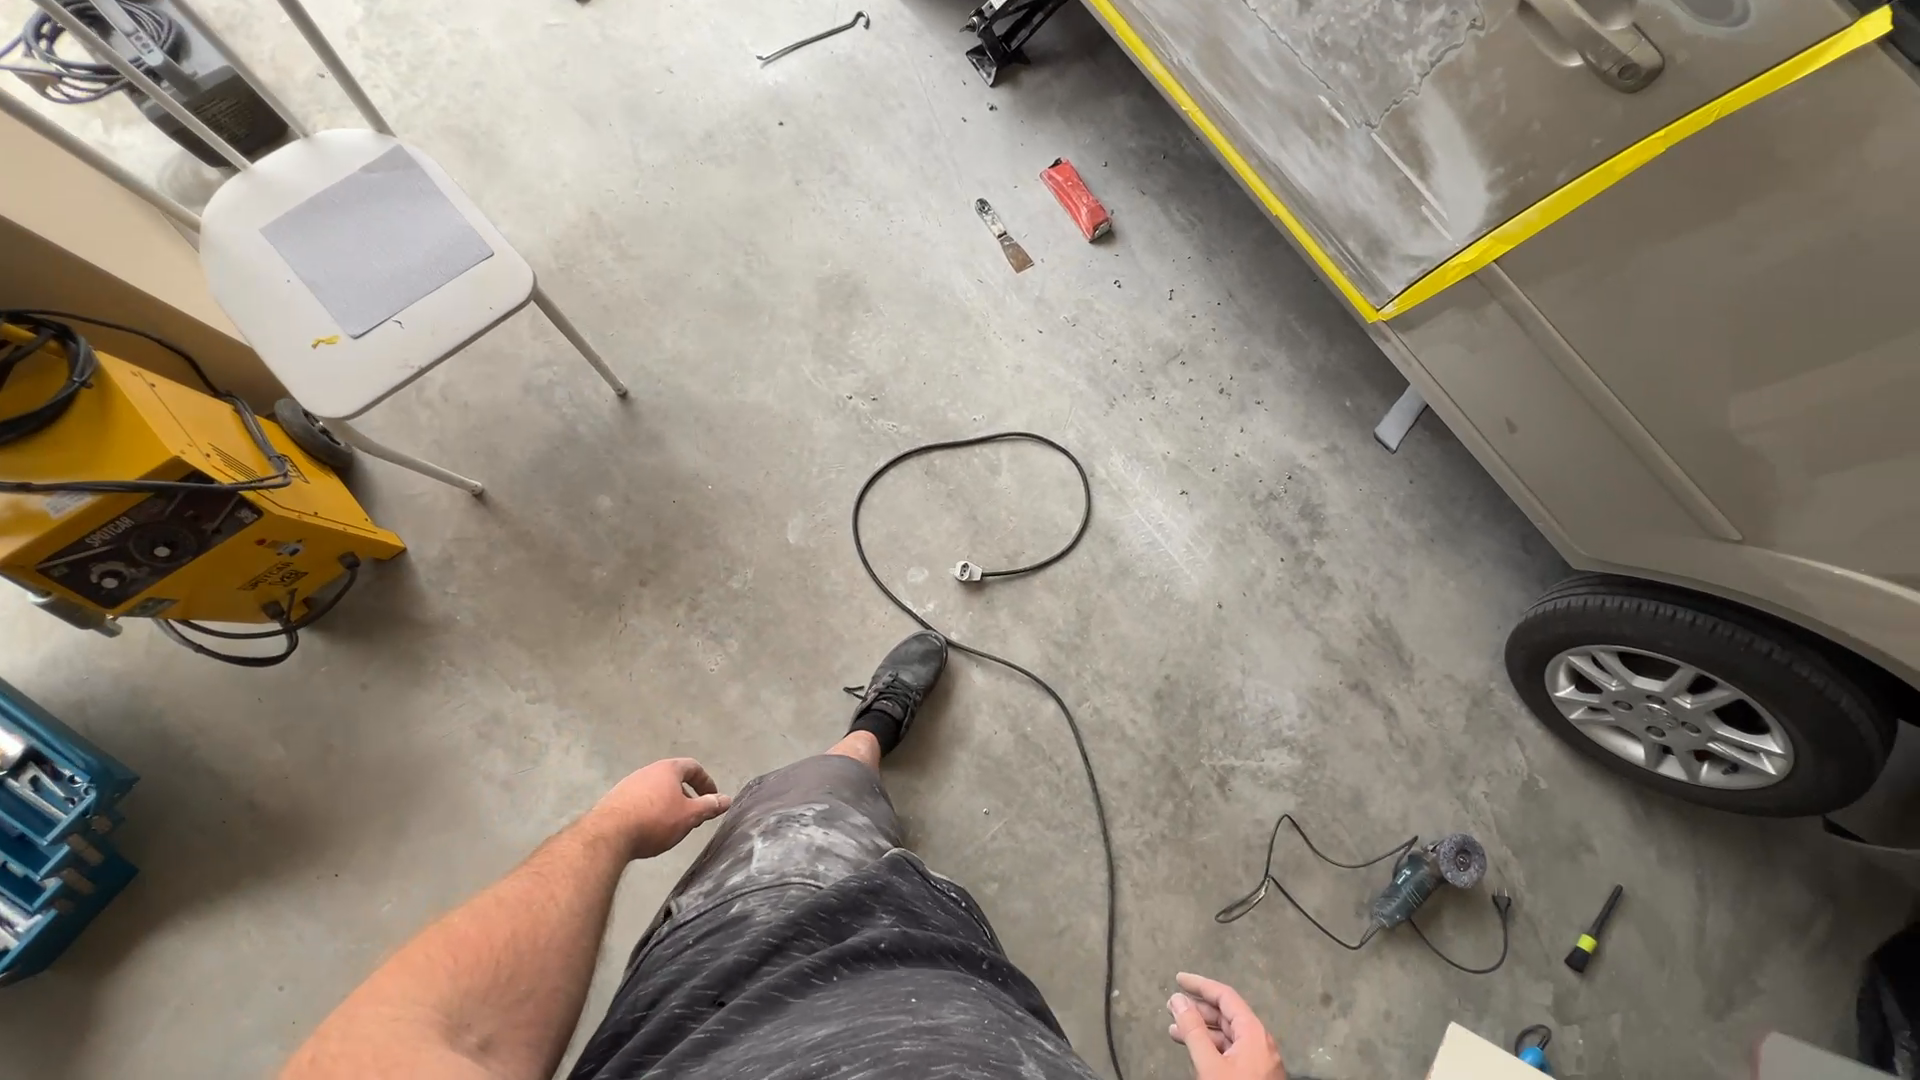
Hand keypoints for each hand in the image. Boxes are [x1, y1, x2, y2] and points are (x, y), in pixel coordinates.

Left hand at [590, 757, 731, 859]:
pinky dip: (650, 811)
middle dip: (687, 795)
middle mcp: (647, 771)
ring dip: (668, 804)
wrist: (607, 836)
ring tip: (672, 825)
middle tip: (694, 815)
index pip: (693, 767)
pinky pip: (639, 801)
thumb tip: (727, 799)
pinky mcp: (613, 801)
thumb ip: (709, 806)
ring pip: (655, 790)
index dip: (706, 782)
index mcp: (668, 769)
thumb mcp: (689, 815)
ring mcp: (628, 784)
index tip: (712, 799)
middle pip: (673, 778)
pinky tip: (649, 829)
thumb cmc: (655, 821)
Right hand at [1167, 972, 1285, 1079]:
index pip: (1225, 996)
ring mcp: (1259, 1060)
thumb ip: (1192, 1030)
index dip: (1200, 985)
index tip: (1177, 979)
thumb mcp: (1209, 1065)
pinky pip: (1230, 1051)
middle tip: (1171, 1007)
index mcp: (1254, 1032)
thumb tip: (1177, 999)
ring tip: (1174, 1030)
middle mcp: (1260, 1042)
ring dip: (1200, 1029)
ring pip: (1227, 1035)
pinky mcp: (1254, 1075)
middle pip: (1226, 1014)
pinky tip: (1193, 1051)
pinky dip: (1210, 1046)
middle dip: (1197, 1009)